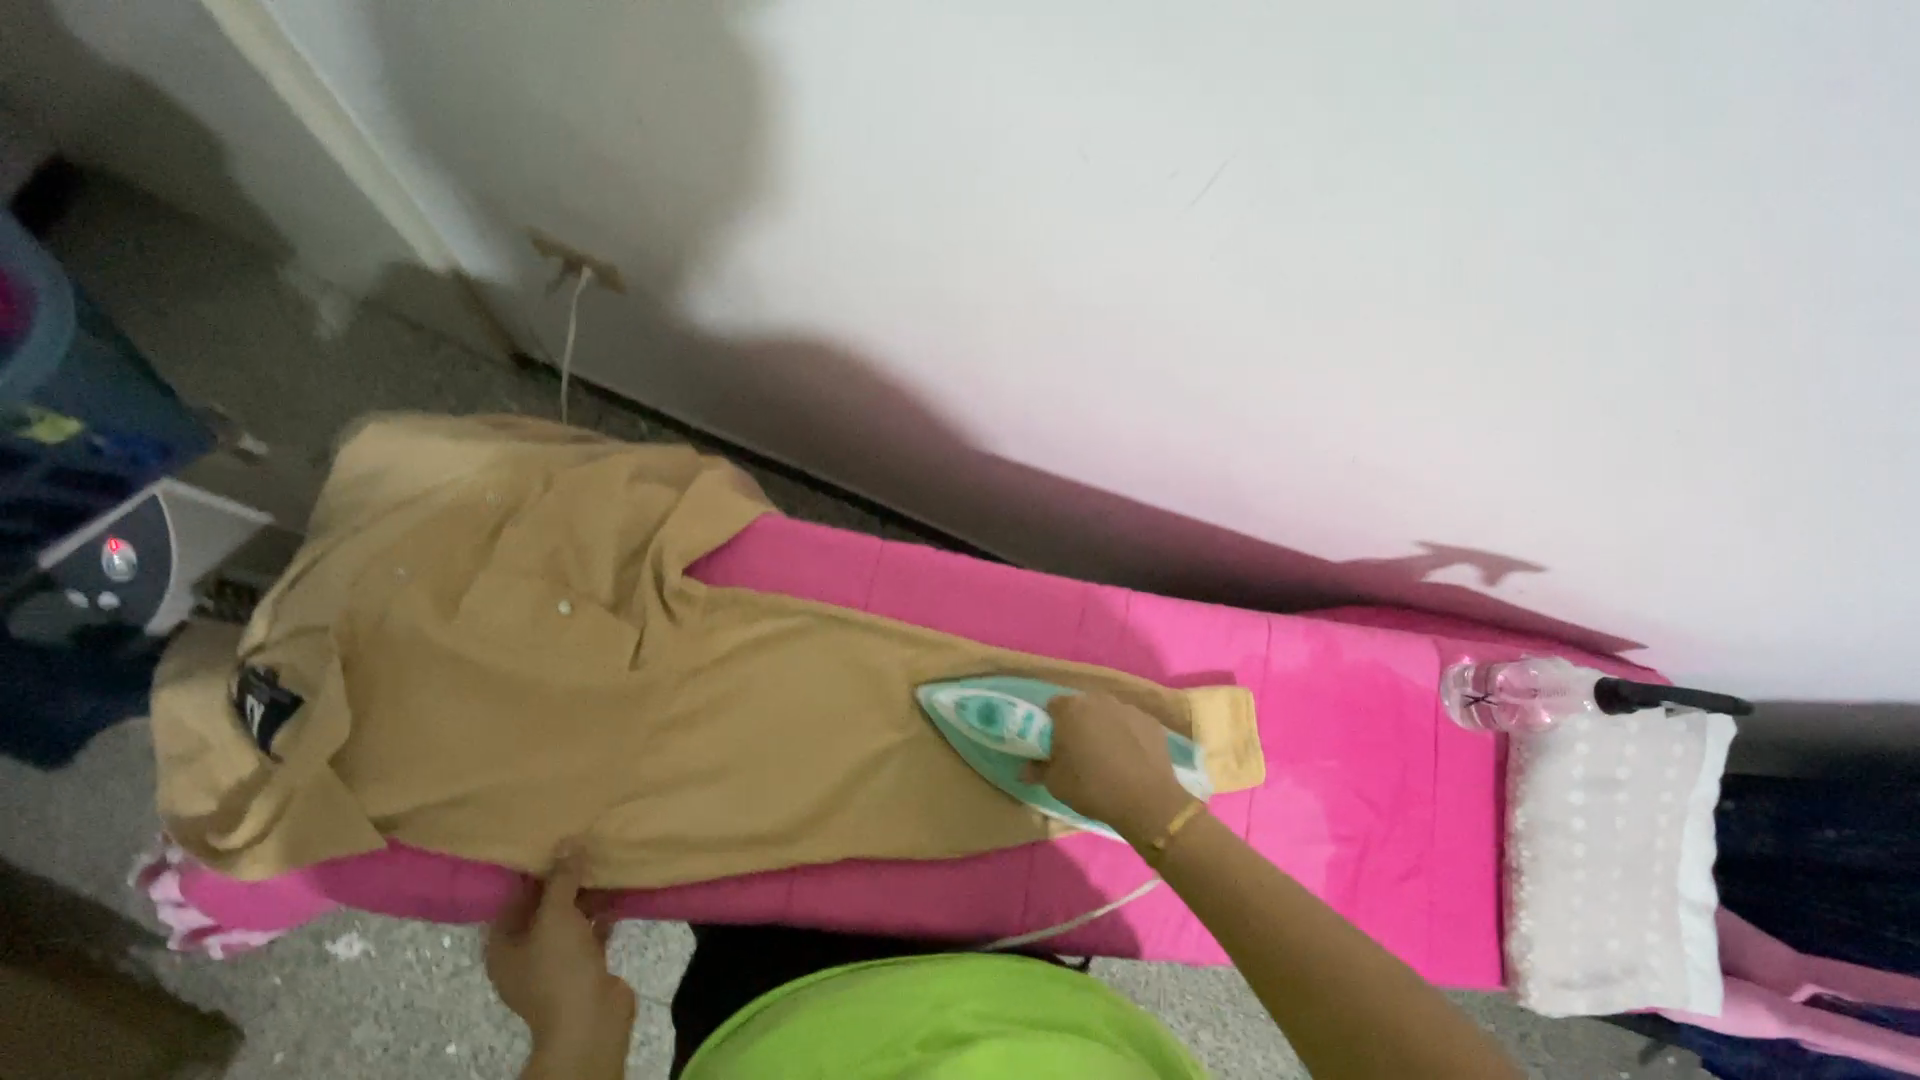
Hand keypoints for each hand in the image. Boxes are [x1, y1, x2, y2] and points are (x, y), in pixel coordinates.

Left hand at [487, 846, 634, 1076]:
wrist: (589, 1021)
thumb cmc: (559, 967)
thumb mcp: (556, 915)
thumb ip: (561, 878)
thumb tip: (568, 841)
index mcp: (503, 946)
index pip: (513, 899)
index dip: (533, 872)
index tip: (556, 844)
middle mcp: (524, 955)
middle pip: (542, 909)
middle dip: (564, 882)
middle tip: (585, 850)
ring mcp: (554, 964)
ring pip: (568, 921)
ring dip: (586, 898)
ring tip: (605, 866)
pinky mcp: (583, 969)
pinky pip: (590, 934)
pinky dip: (602, 916)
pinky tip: (619, 895)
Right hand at [1028, 693, 1193, 845]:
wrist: (1146, 800)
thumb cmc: (1092, 787)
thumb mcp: (1055, 783)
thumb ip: (1037, 770)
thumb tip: (1024, 769)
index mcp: (1071, 709)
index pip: (1053, 706)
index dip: (1051, 724)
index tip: (1054, 744)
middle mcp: (1099, 700)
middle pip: (1082, 707)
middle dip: (1078, 723)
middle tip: (1078, 751)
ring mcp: (1128, 708)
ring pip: (1108, 714)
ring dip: (1104, 727)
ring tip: (1108, 756)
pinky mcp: (1151, 722)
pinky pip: (1132, 724)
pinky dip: (1128, 736)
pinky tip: (1131, 759)